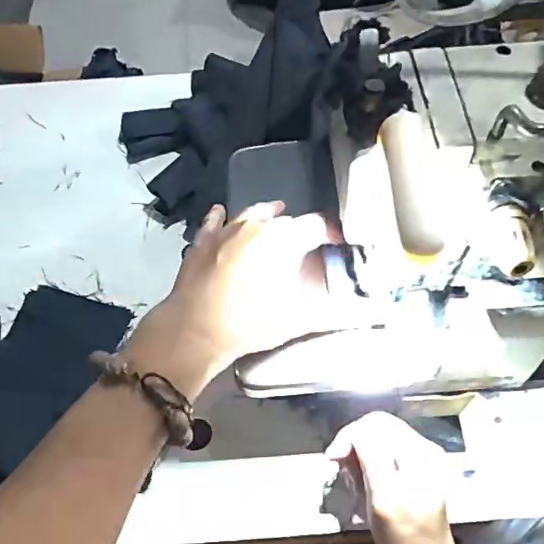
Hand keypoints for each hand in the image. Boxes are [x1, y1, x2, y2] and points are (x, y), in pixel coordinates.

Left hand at [125, 202, 336, 395]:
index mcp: (283, 239)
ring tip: (274, 215)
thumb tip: (348, 308)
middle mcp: (256, 226)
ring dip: (266, 215)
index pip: (317, 226)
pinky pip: (215, 221)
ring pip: (251, 213)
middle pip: (285, 219)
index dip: (333, 233)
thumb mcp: (296, 320)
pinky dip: (221, 217)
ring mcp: (226, 231)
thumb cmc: (250, 323)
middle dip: (299, 230)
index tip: (339, 242)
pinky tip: (221, 213)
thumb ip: (324, 309)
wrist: (196, 330)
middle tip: (306, 244)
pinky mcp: (202, 241)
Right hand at [325, 412, 464, 543]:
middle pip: (378, 428)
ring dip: (360, 456)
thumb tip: (358, 432)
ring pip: (379, 440)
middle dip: (353, 445)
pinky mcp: (418, 471)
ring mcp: (422, 460)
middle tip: (341, 470)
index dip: (349, 436)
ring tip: (354, 482)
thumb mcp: (384, 500)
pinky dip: (369, 465)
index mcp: (419, 453)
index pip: (376, 423)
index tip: (332, 458)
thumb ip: (373, 459)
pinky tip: (366, 484)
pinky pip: (386, 454)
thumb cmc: (405, 540)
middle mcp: (423, 449)